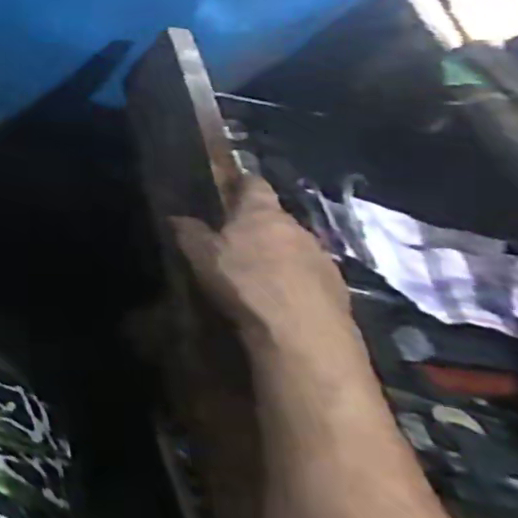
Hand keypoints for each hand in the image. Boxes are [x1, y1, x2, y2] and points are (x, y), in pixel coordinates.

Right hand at [172, 176, 356, 361]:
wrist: (304, 336)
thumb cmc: (245, 282)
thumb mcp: (199, 254)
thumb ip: (188, 230)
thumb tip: (179, 217)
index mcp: (263, 214)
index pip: (255, 184)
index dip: (240, 182)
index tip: (225, 185)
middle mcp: (299, 229)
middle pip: (274, 217)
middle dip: (254, 223)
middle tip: (230, 236)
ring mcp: (323, 259)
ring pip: (292, 245)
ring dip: (275, 251)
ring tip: (253, 267)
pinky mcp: (338, 288)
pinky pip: (307, 272)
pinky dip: (291, 276)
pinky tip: (275, 292)